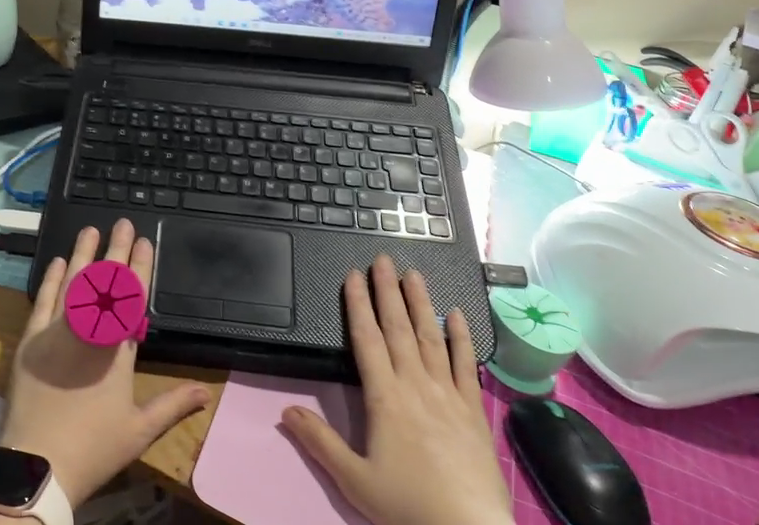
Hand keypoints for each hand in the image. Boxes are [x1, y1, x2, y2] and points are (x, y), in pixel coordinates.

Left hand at [0, 219, 210, 505]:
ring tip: (91, 229)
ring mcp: (56, 333)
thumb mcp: (139, 430)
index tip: (144, 242)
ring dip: (84, 255)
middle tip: (122, 223)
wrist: (37, 465)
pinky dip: (52, 281)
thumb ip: (173, 405)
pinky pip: (43, 302)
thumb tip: (206, 392)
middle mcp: (87, 333)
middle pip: (104, 283)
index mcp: (116, 351)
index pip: (132, 299)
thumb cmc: (92, 447)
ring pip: (73, 285)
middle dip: (115, 250)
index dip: (139, 268)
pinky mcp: (30, 342)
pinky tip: (60, 261)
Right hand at [281, 255, 512, 524]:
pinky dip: (461, 336)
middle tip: (382, 258)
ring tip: (413, 274)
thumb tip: (285, 410)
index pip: (367, 339)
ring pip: (431, 337)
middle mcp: (416, 385)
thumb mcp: (354, 478)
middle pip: (398, 328)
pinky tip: (456, 314)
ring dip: (421, 302)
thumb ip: (319, 441)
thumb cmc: (407, 503)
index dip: (358, 305)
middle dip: (387, 291)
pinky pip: (466, 364)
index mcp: (384, 397)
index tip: (354, 275)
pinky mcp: (473, 408)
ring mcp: (448, 393)